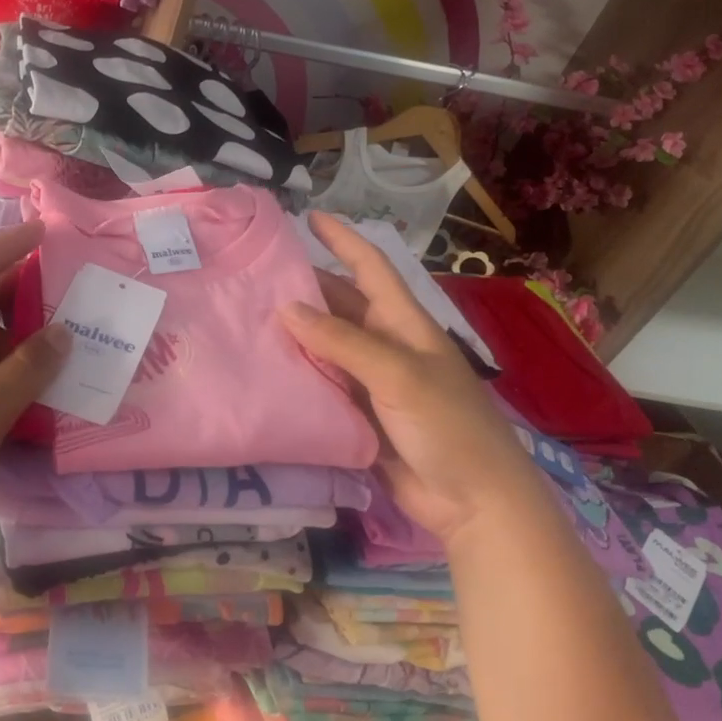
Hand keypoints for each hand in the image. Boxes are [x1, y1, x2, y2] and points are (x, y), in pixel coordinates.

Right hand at [280, 213, 547, 545]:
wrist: (475, 503)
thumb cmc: (448, 426)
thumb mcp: (399, 375)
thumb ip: (343, 342)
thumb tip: (286, 307)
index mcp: (404, 324)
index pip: (370, 269)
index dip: (343, 241)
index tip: (309, 217)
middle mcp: (385, 346)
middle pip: (340, 306)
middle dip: (304, 288)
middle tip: (253, 275)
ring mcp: (371, 383)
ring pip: (324, 347)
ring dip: (293, 334)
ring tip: (245, 317)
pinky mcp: (358, 416)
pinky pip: (321, 386)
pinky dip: (296, 375)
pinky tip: (263, 370)